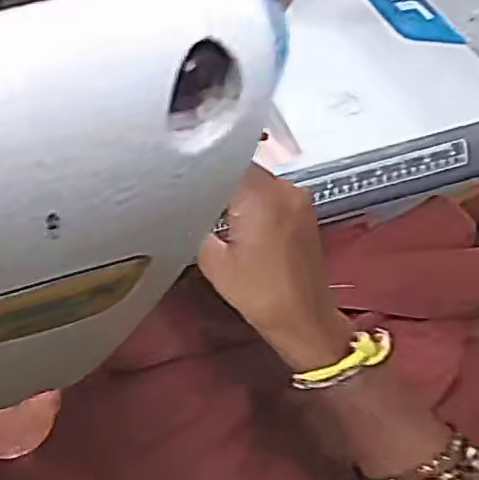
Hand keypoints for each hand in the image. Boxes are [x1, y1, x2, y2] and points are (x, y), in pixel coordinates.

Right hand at [197, 162, 352, 370]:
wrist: (302, 317)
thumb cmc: (257, 293)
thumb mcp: (211, 260)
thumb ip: (196, 223)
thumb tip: (182, 205)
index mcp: (262, 197)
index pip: (225, 162)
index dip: (199, 168)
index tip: (176, 178)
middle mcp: (286, 189)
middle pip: (241, 168)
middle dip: (214, 179)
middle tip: (186, 196)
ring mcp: (299, 198)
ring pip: (255, 180)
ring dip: (232, 191)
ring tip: (208, 210)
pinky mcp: (303, 210)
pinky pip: (269, 193)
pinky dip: (249, 200)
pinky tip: (232, 220)